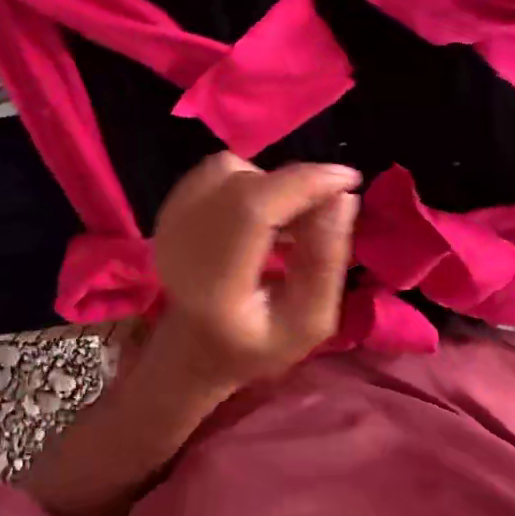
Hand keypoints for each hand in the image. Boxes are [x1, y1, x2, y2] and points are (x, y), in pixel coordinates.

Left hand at [150, 153, 360, 386]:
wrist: (193, 345)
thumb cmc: (257, 345)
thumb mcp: (311, 321)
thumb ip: (324, 259)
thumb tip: (342, 197)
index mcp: (215, 281)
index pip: (250, 210)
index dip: (300, 184)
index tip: (348, 179)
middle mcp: (180, 242)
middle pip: (236, 183)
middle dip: (291, 182)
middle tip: (325, 207)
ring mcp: (166, 223)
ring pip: (222, 169)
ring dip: (265, 181)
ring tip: (288, 219)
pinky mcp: (165, 211)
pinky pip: (209, 174)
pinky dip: (244, 181)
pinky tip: (261, 214)